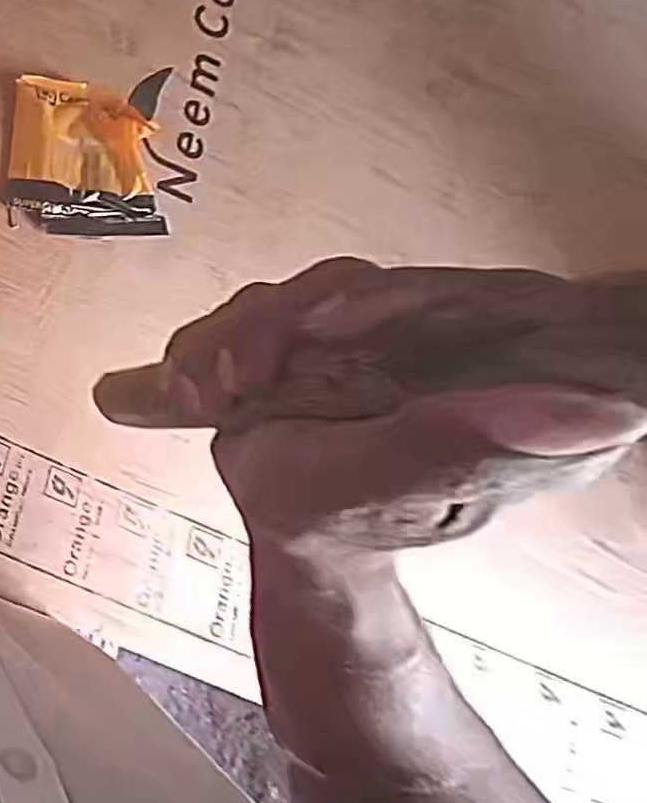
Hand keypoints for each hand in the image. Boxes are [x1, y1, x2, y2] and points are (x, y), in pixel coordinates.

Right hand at [161, 259, 646, 554]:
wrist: (281, 516)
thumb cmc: (337, 514)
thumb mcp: (383, 485)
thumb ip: (455, 444)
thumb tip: (601, 410)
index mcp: (500, 382)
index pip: (473, 294)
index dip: (392, 296)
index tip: (320, 327)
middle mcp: (431, 347)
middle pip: (347, 285)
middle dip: (273, 328)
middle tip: (247, 380)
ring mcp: (359, 338)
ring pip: (281, 295)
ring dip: (227, 343)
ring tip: (222, 397)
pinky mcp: (301, 335)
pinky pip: (239, 313)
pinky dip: (202, 351)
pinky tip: (203, 392)